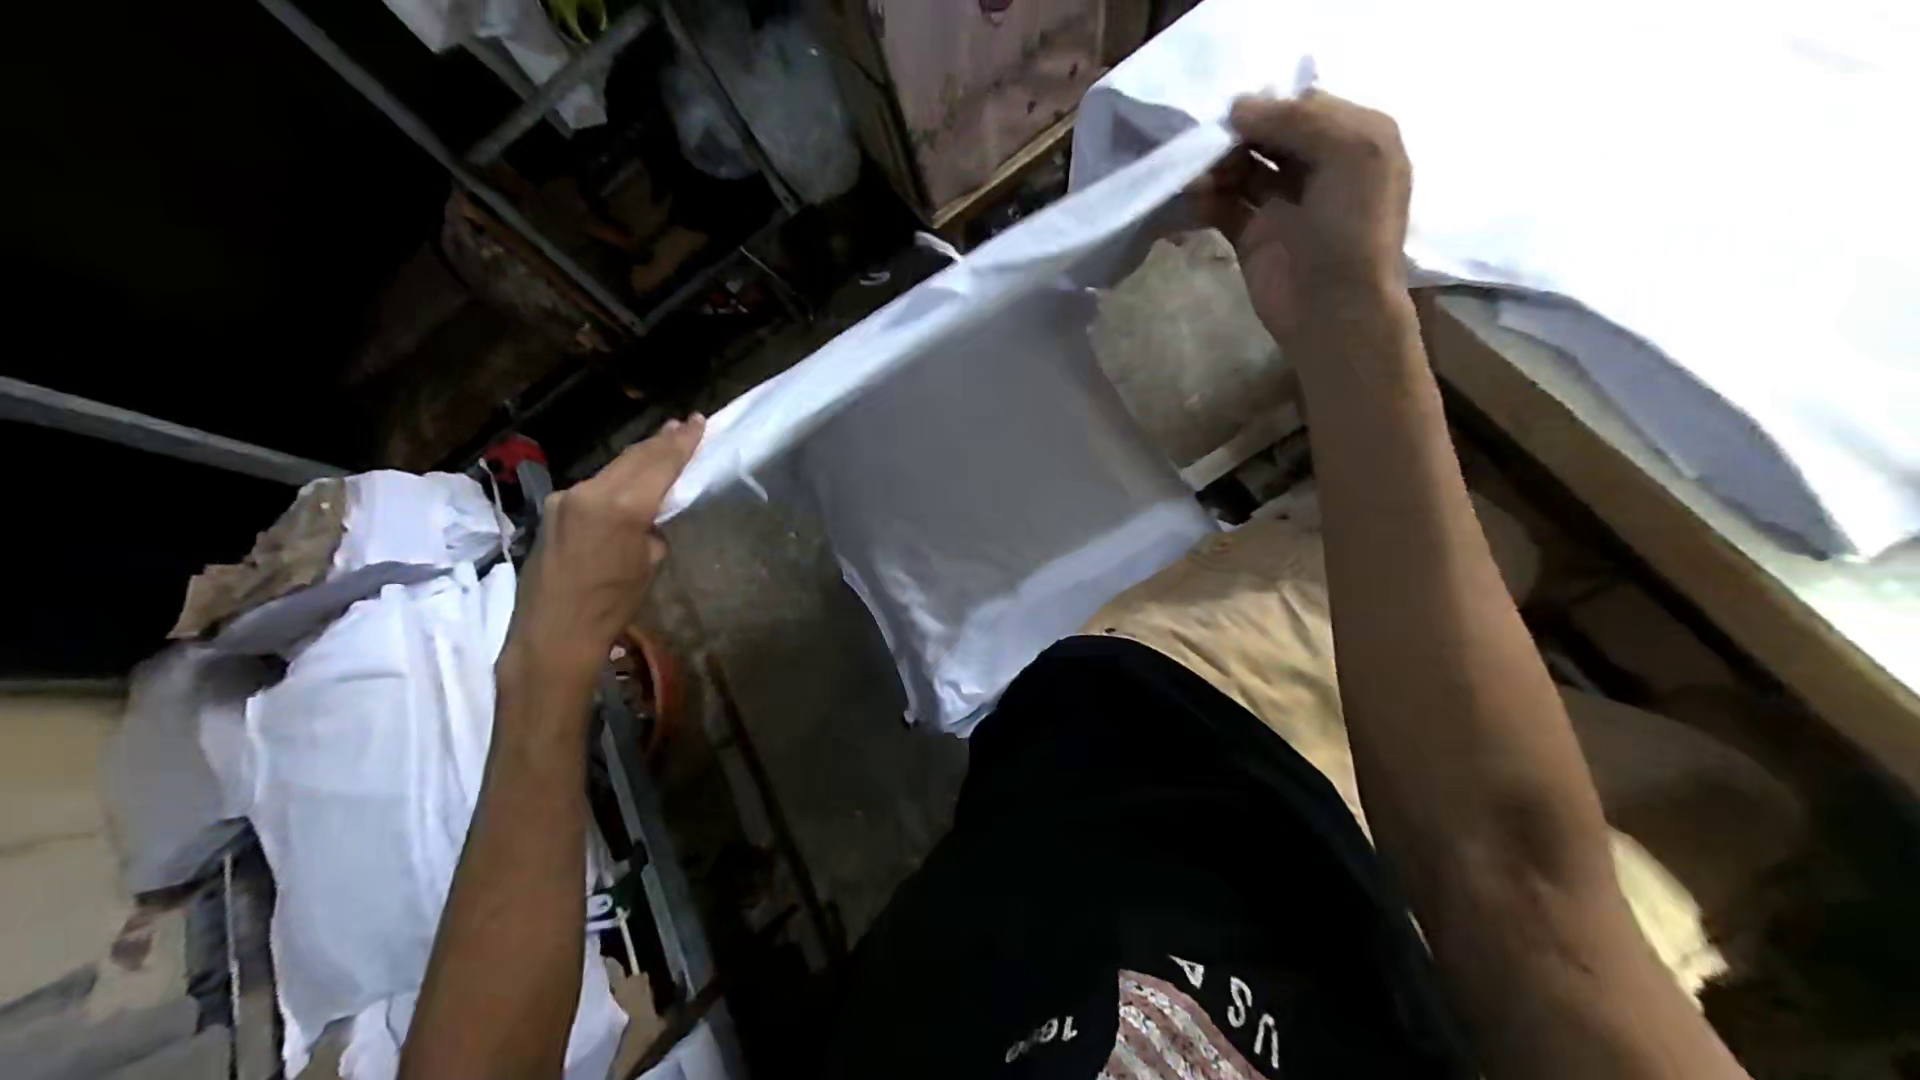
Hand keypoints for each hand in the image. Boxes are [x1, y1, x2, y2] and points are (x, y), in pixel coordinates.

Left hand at [500, 416, 704, 692]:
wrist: (553, 632)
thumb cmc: (612, 606)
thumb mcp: (649, 563)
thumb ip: (652, 527)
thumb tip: (649, 513)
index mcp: (622, 507)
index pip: (660, 463)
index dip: (683, 441)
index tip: (699, 421)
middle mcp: (590, 492)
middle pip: (634, 457)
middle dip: (661, 441)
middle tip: (685, 425)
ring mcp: (566, 498)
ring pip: (612, 468)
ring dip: (639, 457)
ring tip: (662, 445)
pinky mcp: (552, 509)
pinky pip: (594, 485)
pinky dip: (617, 478)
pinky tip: (628, 478)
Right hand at [1189, 91, 1411, 341]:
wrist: (1334, 309)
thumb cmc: (1353, 230)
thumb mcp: (1348, 153)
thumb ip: (1298, 120)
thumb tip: (1238, 108)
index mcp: (1353, 139)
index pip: (1303, 106)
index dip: (1268, 106)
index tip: (1233, 113)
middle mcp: (1316, 166)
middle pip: (1267, 136)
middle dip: (1236, 136)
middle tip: (1209, 146)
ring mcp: (1282, 203)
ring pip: (1241, 168)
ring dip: (1217, 166)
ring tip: (1197, 176)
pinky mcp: (1251, 236)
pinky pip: (1223, 206)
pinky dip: (1205, 199)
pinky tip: (1193, 198)